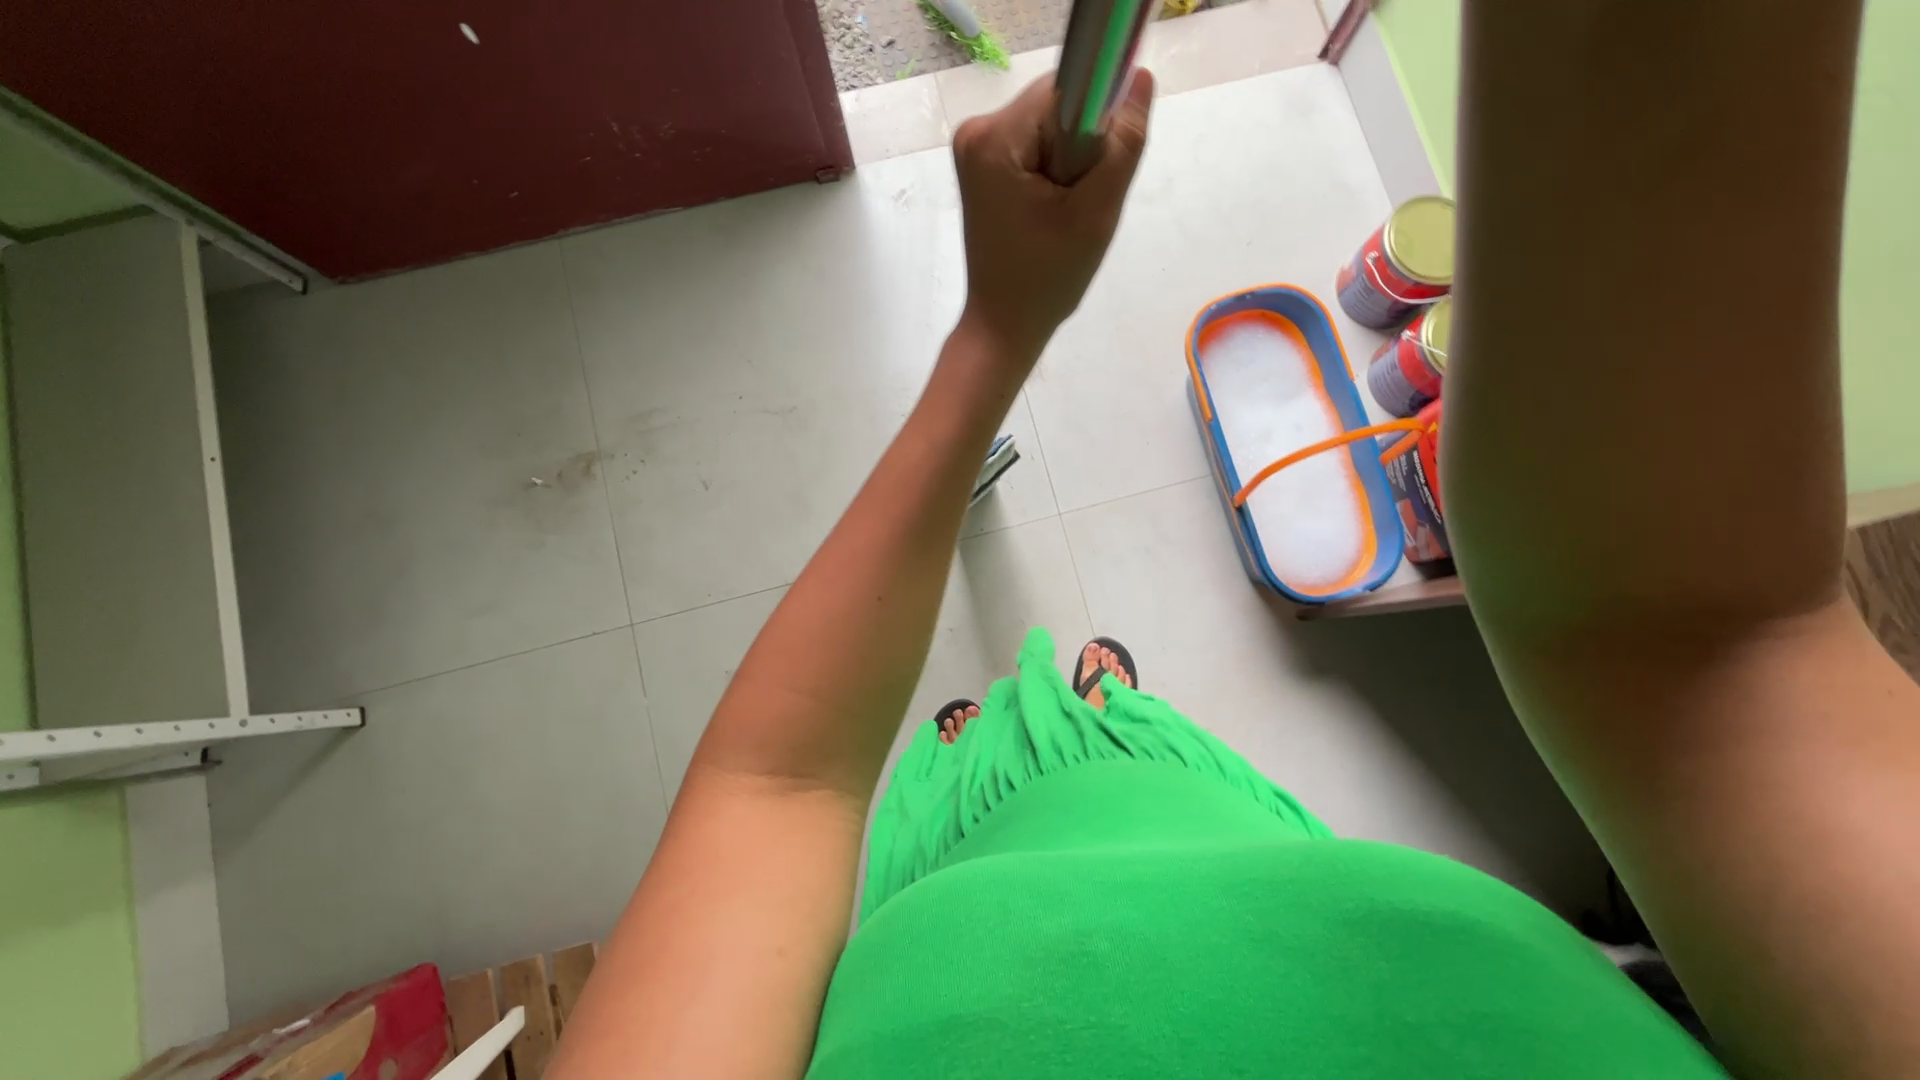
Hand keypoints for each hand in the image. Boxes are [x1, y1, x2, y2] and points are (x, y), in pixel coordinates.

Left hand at [952, 68, 1155, 363]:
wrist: (1005, 323)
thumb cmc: (1048, 279)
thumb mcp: (1097, 212)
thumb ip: (1123, 143)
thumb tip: (1140, 77)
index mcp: (994, 138)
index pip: (1068, 92)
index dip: (1096, 128)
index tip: (1091, 178)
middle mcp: (976, 130)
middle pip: (1057, 106)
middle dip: (1082, 148)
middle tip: (1077, 206)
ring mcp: (976, 147)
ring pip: (1051, 126)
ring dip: (1070, 163)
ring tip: (1062, 213)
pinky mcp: (983, 165)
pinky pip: (1037, 144)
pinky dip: (1055, 171)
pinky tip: (1050, 211)